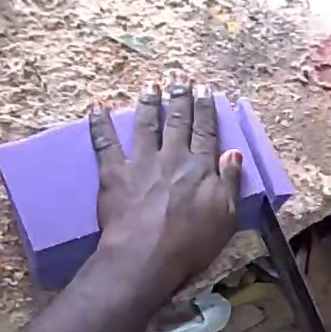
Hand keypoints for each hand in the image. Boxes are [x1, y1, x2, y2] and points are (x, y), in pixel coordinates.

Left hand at [89, 80, 242, 300]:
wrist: (147, 256)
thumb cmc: (192, 243)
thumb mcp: (226, 216)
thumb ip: (229, 182)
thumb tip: (233, 152)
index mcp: (201, 168)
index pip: (206, 131)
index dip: (206, 108)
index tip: (205, 88)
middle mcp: (173, 157)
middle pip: (178, 121)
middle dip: (180, 96)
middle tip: (180, 76)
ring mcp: (142, 162)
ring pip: (146, 124)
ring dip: (148, 103)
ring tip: (150, 85)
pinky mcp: (114, 172)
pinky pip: (105, 142)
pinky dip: (100, 122)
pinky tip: (97, 105)